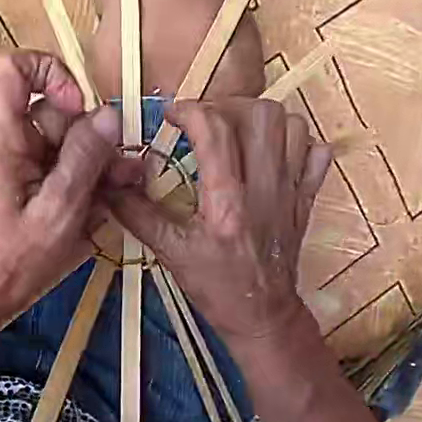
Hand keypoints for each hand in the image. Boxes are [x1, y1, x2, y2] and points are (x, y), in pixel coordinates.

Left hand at [0, 49, 120, 321]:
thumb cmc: (11, 260)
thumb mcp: (57, 211)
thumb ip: (84, 160)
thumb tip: (109, 117)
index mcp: (1, 138)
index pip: (12, 68)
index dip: (51, 73)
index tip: (78, 106)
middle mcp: (8, 142)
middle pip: (54, 111)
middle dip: (92, 136)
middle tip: (119, 170)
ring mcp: (18, 164)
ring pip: (65, 141)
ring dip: (96, 161)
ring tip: (123, 187)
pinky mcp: (28, 184)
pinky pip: (61, 167)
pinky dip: (85, 179)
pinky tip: (106, 201)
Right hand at [107, 98, 332, 342]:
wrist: (261, 315)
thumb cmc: (213, 287)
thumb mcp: (169, 252)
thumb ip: (137, 213)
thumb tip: (106, 183)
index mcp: (226, 203)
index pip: (214, 130)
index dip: (189, 110)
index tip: (172, 116)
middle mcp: (263, 188)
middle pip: (259, 114)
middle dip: (227, 106)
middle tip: (206, 123)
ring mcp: (291, 191)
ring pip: (291, 124)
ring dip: (260, 120)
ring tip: (236, 134)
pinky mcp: (307, 198)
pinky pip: (316, 152)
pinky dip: (297, 142)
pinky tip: (271, 154)